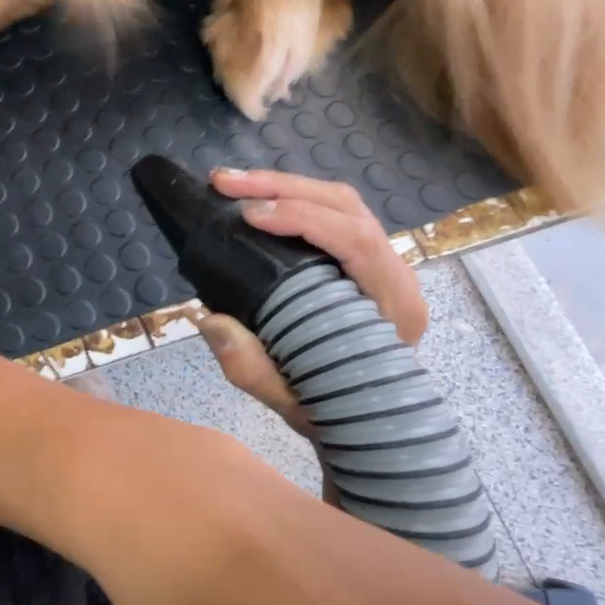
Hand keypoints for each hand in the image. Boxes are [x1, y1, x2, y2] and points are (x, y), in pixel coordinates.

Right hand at [196, 168, 426, 439]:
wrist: (363, 422)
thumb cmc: (331, 408)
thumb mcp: (288, 400)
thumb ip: (251, 367)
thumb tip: (210, 321)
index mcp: (392, 309)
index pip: (358, 242)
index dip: (304, 220)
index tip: (249, 217)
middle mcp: (394, 276)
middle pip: (347, 208)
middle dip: (284, 187)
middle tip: (224, 184)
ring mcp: (379, 263)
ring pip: (338, 201)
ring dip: (281, 184)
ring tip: (227, 182)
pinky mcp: (356, 257)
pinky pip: (328, 210)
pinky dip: (286, 195)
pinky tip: (248, 196)